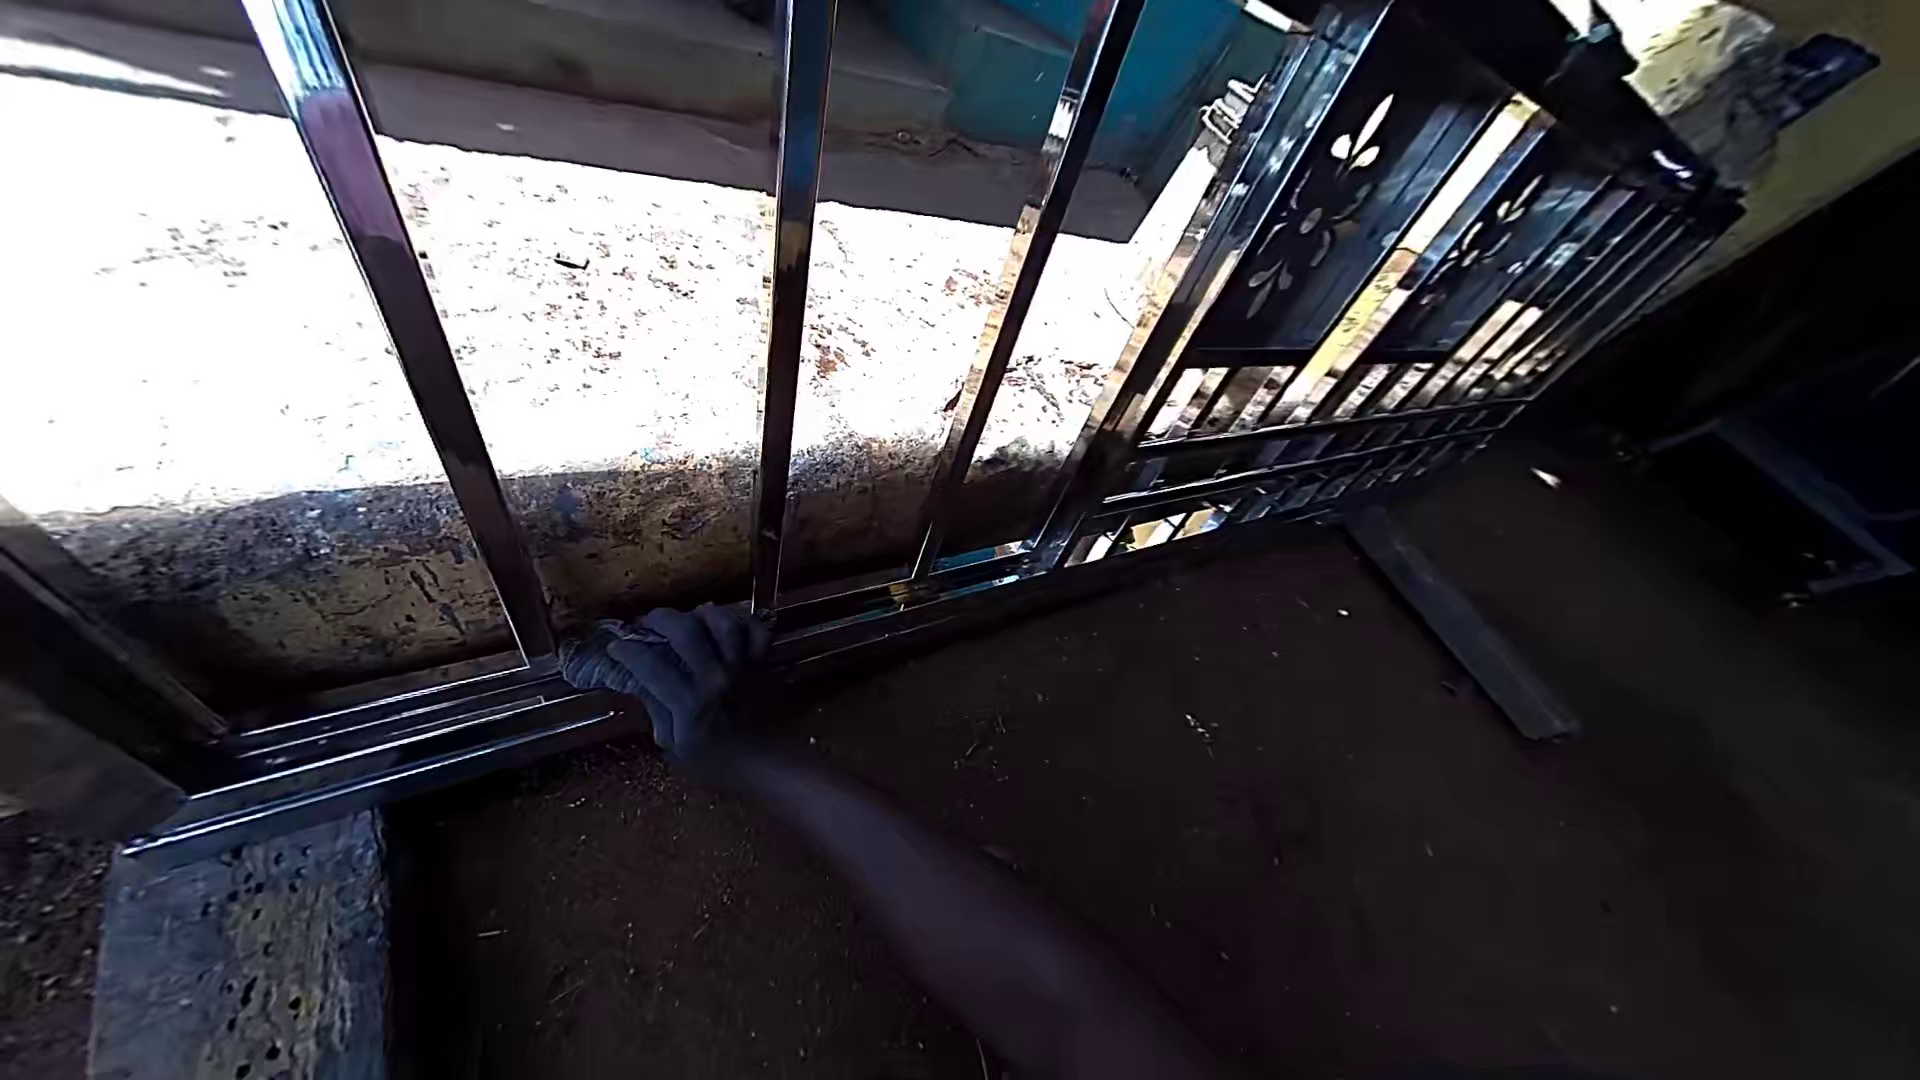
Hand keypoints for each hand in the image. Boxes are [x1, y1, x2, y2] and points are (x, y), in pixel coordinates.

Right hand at [560, 603, 769, 774]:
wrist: (769, 764)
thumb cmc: (720, 764)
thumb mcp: (678, 748)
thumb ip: (661, 713)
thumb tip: (644, 685)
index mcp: (690, 702)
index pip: (652, 665)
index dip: (629, 651)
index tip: (618, 646)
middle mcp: (716, 676)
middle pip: (687, 632)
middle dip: (662, 619)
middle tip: (649, 621)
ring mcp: (743, 666)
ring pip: (725, 623)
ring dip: (703, 613)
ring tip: (689, 615)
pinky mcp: (764, 664)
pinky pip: (758, 632)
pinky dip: (745, 623)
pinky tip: (731, 624)